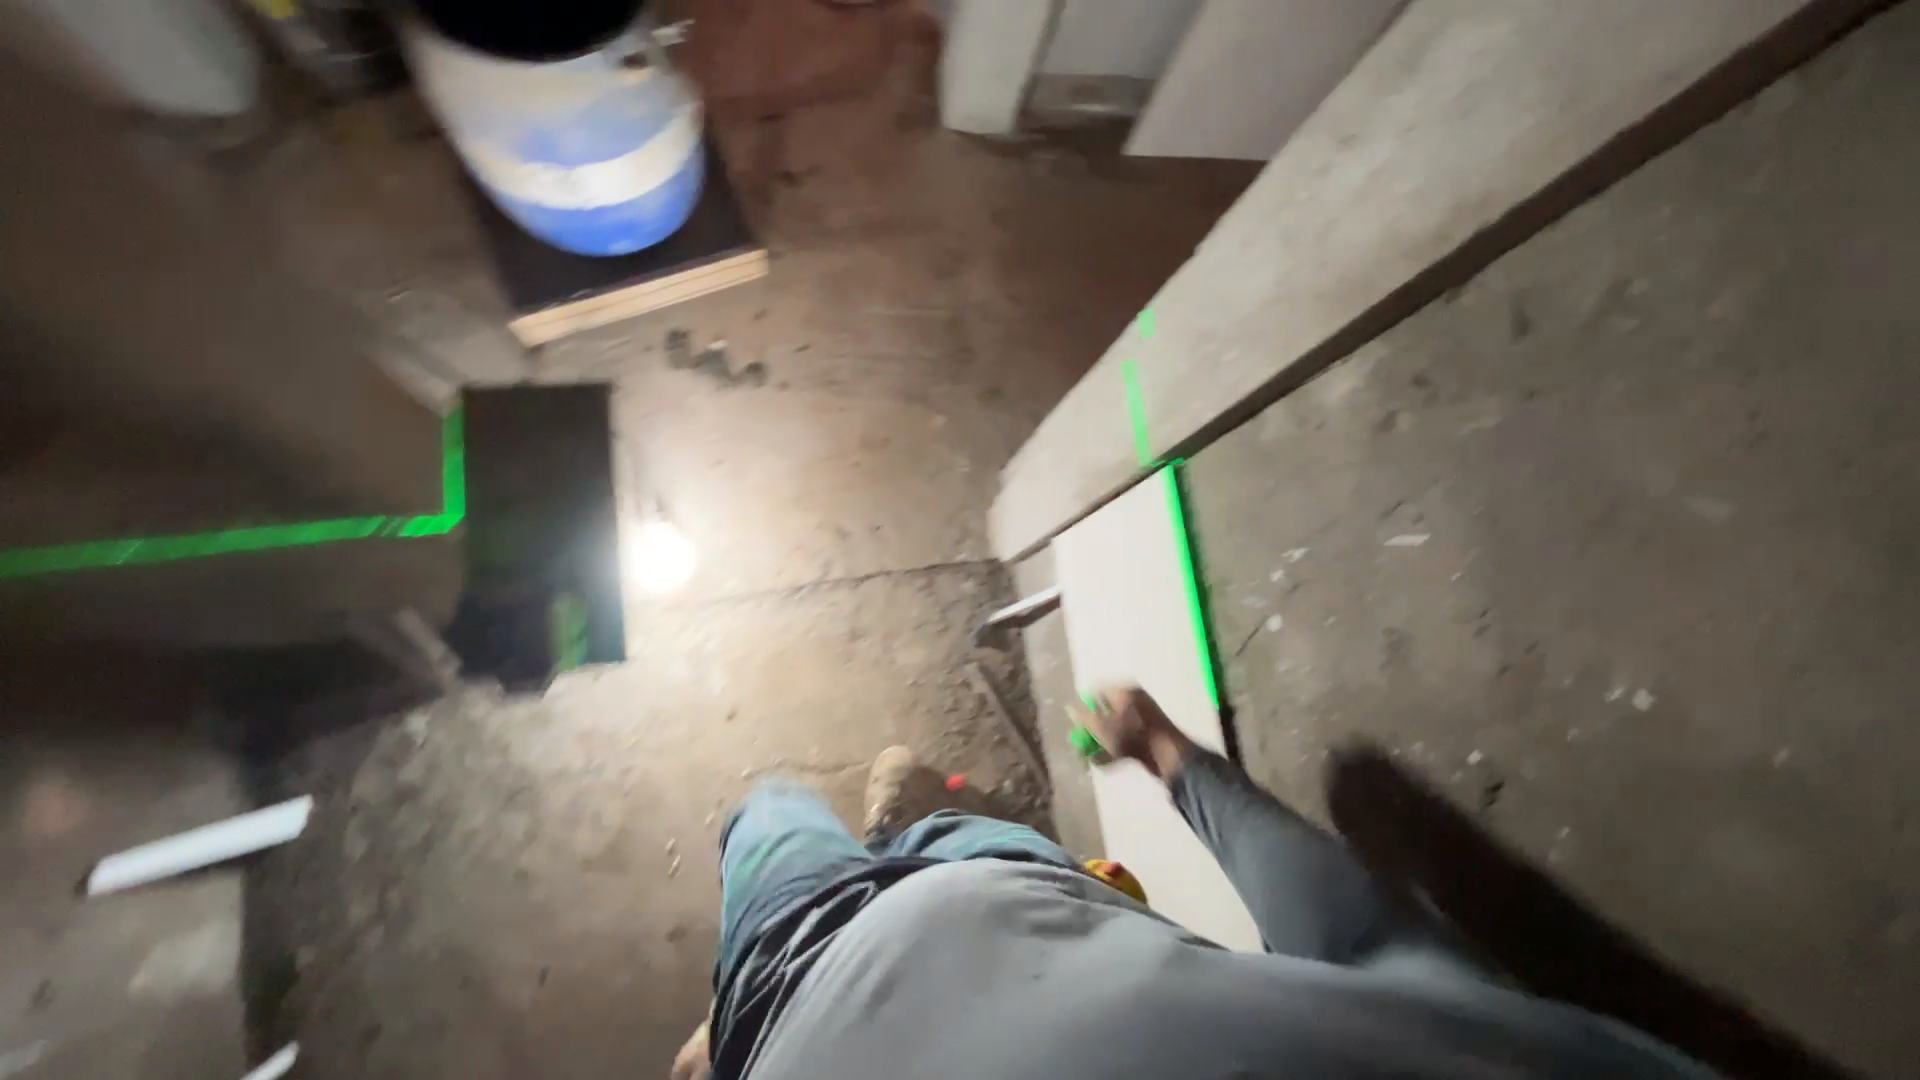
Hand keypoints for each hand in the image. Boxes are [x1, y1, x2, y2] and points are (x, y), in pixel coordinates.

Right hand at [1084, 686, 1194, 779]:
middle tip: (1086, 742)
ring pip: (1116, 727)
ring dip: (1105, 742)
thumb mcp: (1102, 728)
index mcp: (1124, 691)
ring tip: (1098, 756)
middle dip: (1094, 729)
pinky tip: (1111, 762)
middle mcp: (1135, 699)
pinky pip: (1128, 738)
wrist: (1168, 755)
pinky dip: (1118, 749)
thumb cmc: (1132, 738)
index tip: (1078, 725)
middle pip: (1106, 710)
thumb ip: (1084, 718)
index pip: (1097, 692)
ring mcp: (1144, 715)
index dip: (1085, 708)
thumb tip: (1070, 708)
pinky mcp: (1150, 733)